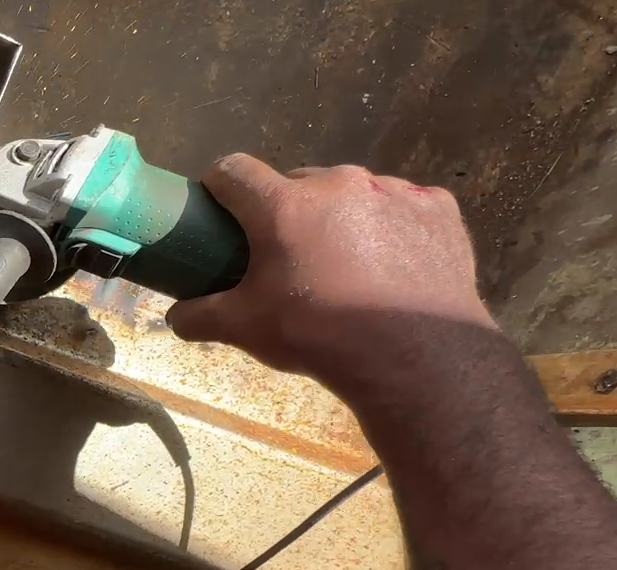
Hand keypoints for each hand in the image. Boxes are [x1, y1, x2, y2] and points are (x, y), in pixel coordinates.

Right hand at [166, 155, 505, 397]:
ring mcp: (396, 191)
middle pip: (293, 182)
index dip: (216, 188)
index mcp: (284, 206)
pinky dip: (380, 229)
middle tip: (277, 256)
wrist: (412, 351)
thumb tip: (177, 314)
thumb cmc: (312, 331)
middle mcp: (340, 184)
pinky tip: (380, 267)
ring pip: (346, 195)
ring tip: (334, 266)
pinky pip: (395, 208)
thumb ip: (196, 316)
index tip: (215, 213)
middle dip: (279, 211)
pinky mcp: (438, 207)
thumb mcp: (237, 328)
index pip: (233, 171)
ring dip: (331, 220)